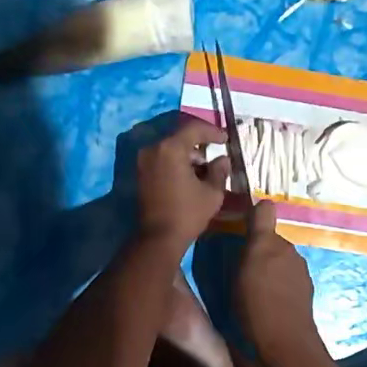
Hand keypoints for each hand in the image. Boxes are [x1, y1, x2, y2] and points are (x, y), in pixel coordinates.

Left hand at [137, 117, 230, 249]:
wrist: (159, 238)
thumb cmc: (188, 213)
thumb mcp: (212, 192)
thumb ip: (219, 171)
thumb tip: (223, 159)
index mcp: (170, 148)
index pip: (194, 128)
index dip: (212, 131)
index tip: (225, 139)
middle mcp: (153, 149)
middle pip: (180, 137)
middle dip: (199, 143)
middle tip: (216, 151)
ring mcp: (144, 161)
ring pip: (170, 148)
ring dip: (187, 154)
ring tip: (205, 167)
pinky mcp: (141, 173)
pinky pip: (161, 158)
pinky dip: (176, 162)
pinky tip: (190, 175)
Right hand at [237, 201, 319, 354]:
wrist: (285, 340)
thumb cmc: (255, 306)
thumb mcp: (240, 274)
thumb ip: (248, 245)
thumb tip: (253, 226)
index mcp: (268, 243)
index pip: (265, 210)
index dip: (256, 214)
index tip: (244, 224)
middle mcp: (288, 250)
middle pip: (273, 241)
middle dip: (261, 250)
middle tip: (245, 270)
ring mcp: (300, 270)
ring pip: (282, 259)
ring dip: (271, 268)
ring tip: (257, 290)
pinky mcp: (306, 289)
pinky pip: (289, 277)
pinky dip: (281, 284)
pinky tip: (271, 302)